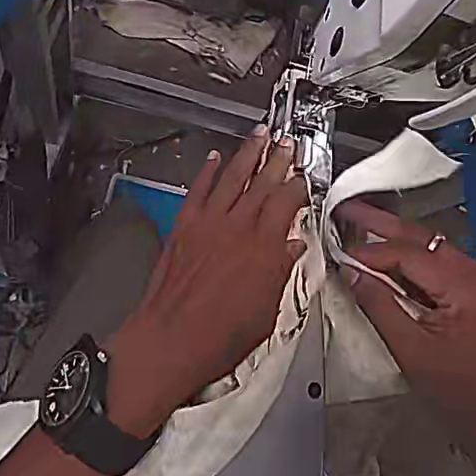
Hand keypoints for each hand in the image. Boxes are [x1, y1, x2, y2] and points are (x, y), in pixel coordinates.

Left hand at [106, 129, 307, 438]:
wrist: (171, 340)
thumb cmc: (218, 335)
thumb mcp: (267, 310)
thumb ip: (280, 272)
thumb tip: (293, 249)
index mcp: (264, 248)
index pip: (287, 203)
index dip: (299, 186)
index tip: (304, 177)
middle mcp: (237, 228)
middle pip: (263, 183)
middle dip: (278, 159)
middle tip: (287, 143)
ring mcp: (209, 224)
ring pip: (233, 177)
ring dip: (247, 153)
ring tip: (259, 135)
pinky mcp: (184, 227)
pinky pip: (198, 190)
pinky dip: (207, 171)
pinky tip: (214, 158)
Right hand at [336, 200, 475, 441]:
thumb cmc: (461, 396)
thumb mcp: (411, 350)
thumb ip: (379, 305)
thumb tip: (352, 272)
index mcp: (470, 286)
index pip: (411, 254)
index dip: (372, 252)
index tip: (341, 252)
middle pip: (423, 241)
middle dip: (383, 226)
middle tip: (349, 210)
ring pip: (430, 251)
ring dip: (395, 243)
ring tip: (360, 228)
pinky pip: (438, 268)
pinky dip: (410, 265)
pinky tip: (385, 262)